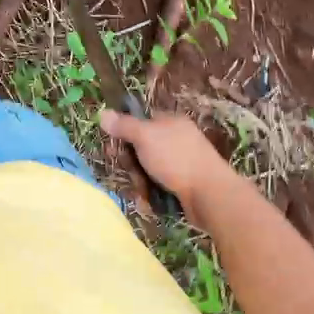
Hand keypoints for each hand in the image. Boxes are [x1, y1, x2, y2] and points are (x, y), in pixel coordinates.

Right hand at [99, 110, 236, 207]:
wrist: (210, 194)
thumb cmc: (176, 159)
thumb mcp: (144, 136)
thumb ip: (123, 125)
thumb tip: (103, 113)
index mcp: (171, 122)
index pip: (142, 120)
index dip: (125, 131)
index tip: (113, 146)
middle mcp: (177, 140)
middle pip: (142, 147)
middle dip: (130, 161)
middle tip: (127, 170)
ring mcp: (182, 163)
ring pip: (149, 168)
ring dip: (139, 180)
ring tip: (140, 190)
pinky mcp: (184, 184)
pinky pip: (160, 184)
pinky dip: (151, 192)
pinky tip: (148, 200)